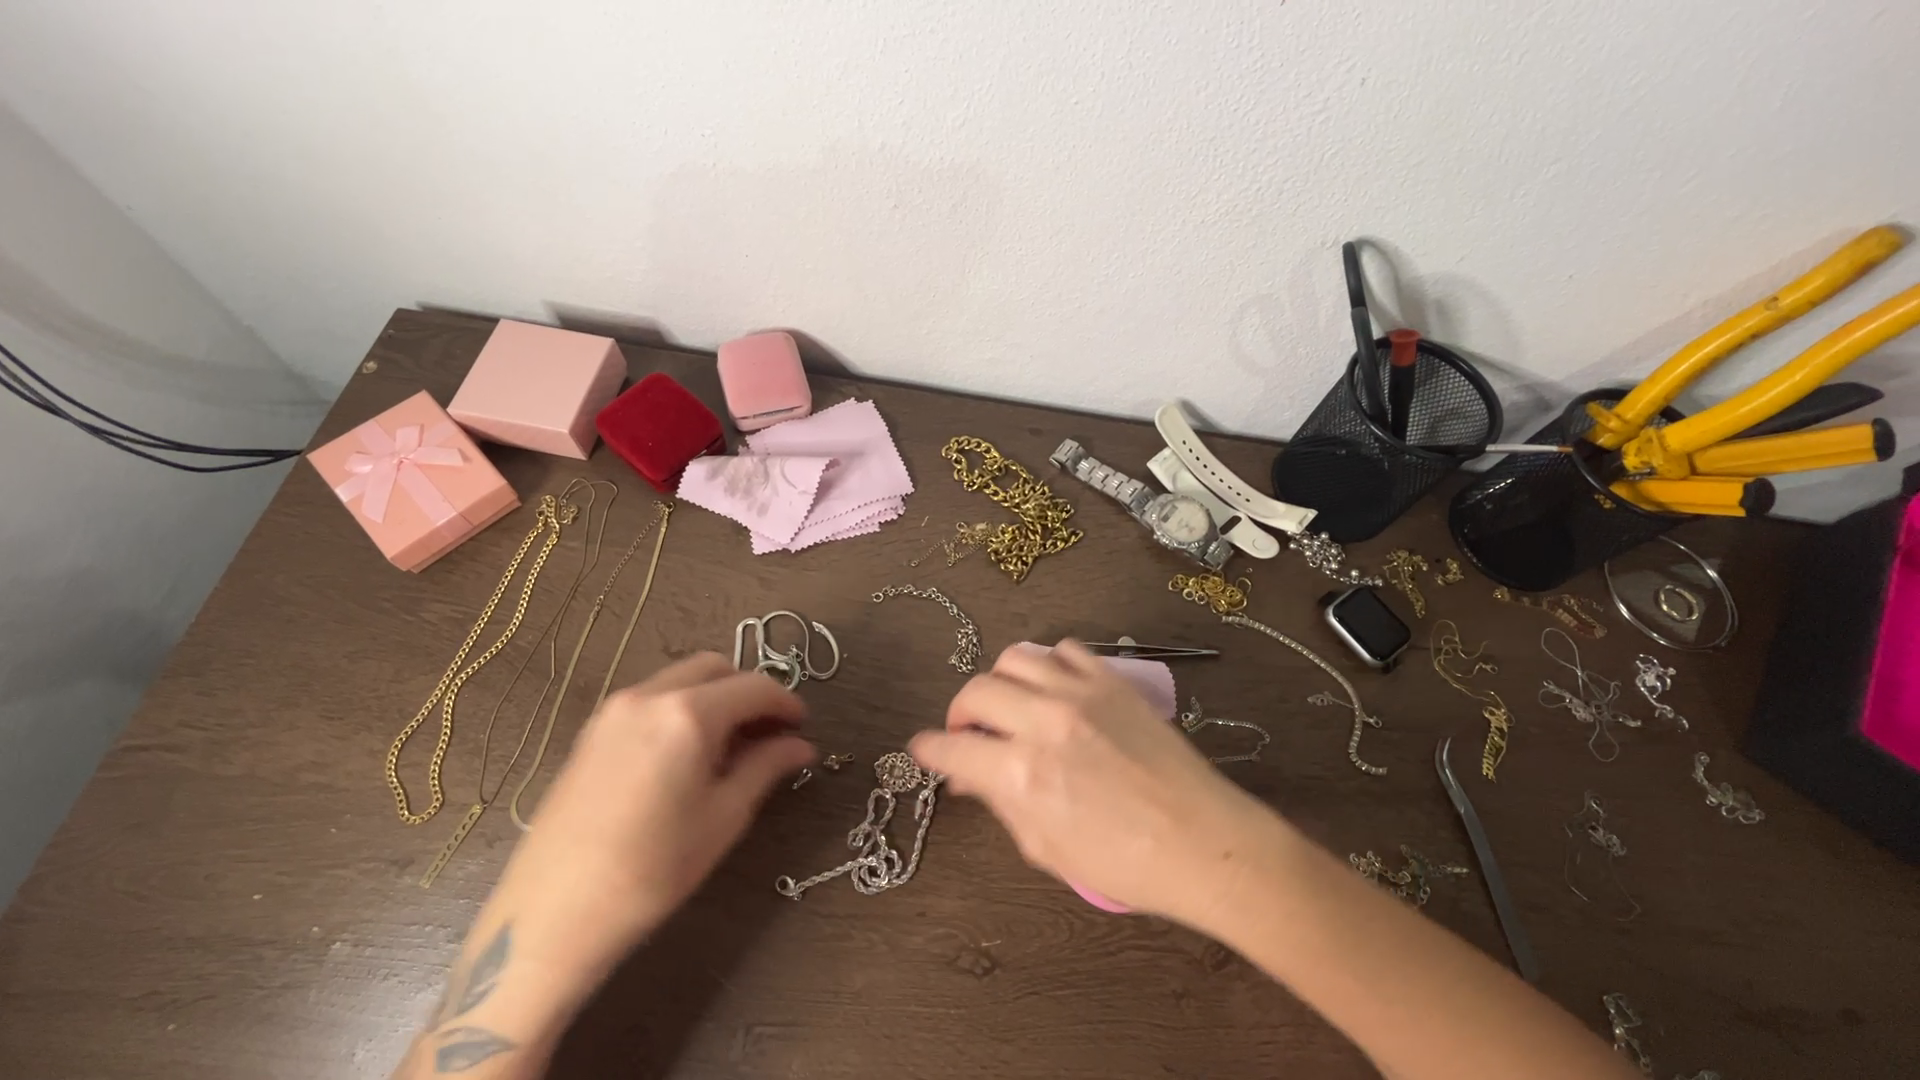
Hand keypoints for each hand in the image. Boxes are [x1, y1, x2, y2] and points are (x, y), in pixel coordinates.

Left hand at [504, 652, 815, 945]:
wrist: (555, 911)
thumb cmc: (654, 869)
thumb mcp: (724, 817)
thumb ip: (765, 768)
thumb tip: (800, 746)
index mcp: (688, 714)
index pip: (754, 686)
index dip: (786, 702)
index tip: (803, 727)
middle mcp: (649, 696)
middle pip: (714, 668)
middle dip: (748, 691)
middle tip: (769, 733)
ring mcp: (613, 711)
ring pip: (679, 680)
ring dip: (714, 698)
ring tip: (730, 748)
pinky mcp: (591, 732)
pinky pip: (650, 700)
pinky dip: (681, 709)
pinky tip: (688, 756)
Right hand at [909, 640, 1280, 923]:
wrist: (1202, 842)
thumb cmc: (1122, 862)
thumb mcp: (1046, 847)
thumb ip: (1000, 802)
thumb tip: (967, 776)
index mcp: (1021, 773)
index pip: (949, 747)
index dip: (928, 750)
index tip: (926, 750)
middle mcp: (1044, 722)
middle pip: (976, 690)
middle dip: (959, 713)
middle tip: (969, 734)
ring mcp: (1081, 693)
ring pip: (1015, 657)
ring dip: (1001, 683)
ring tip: (1011, 707)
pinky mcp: (1113, 681)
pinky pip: (1065, 650)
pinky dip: (1048, 665)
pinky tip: (1054, 691)